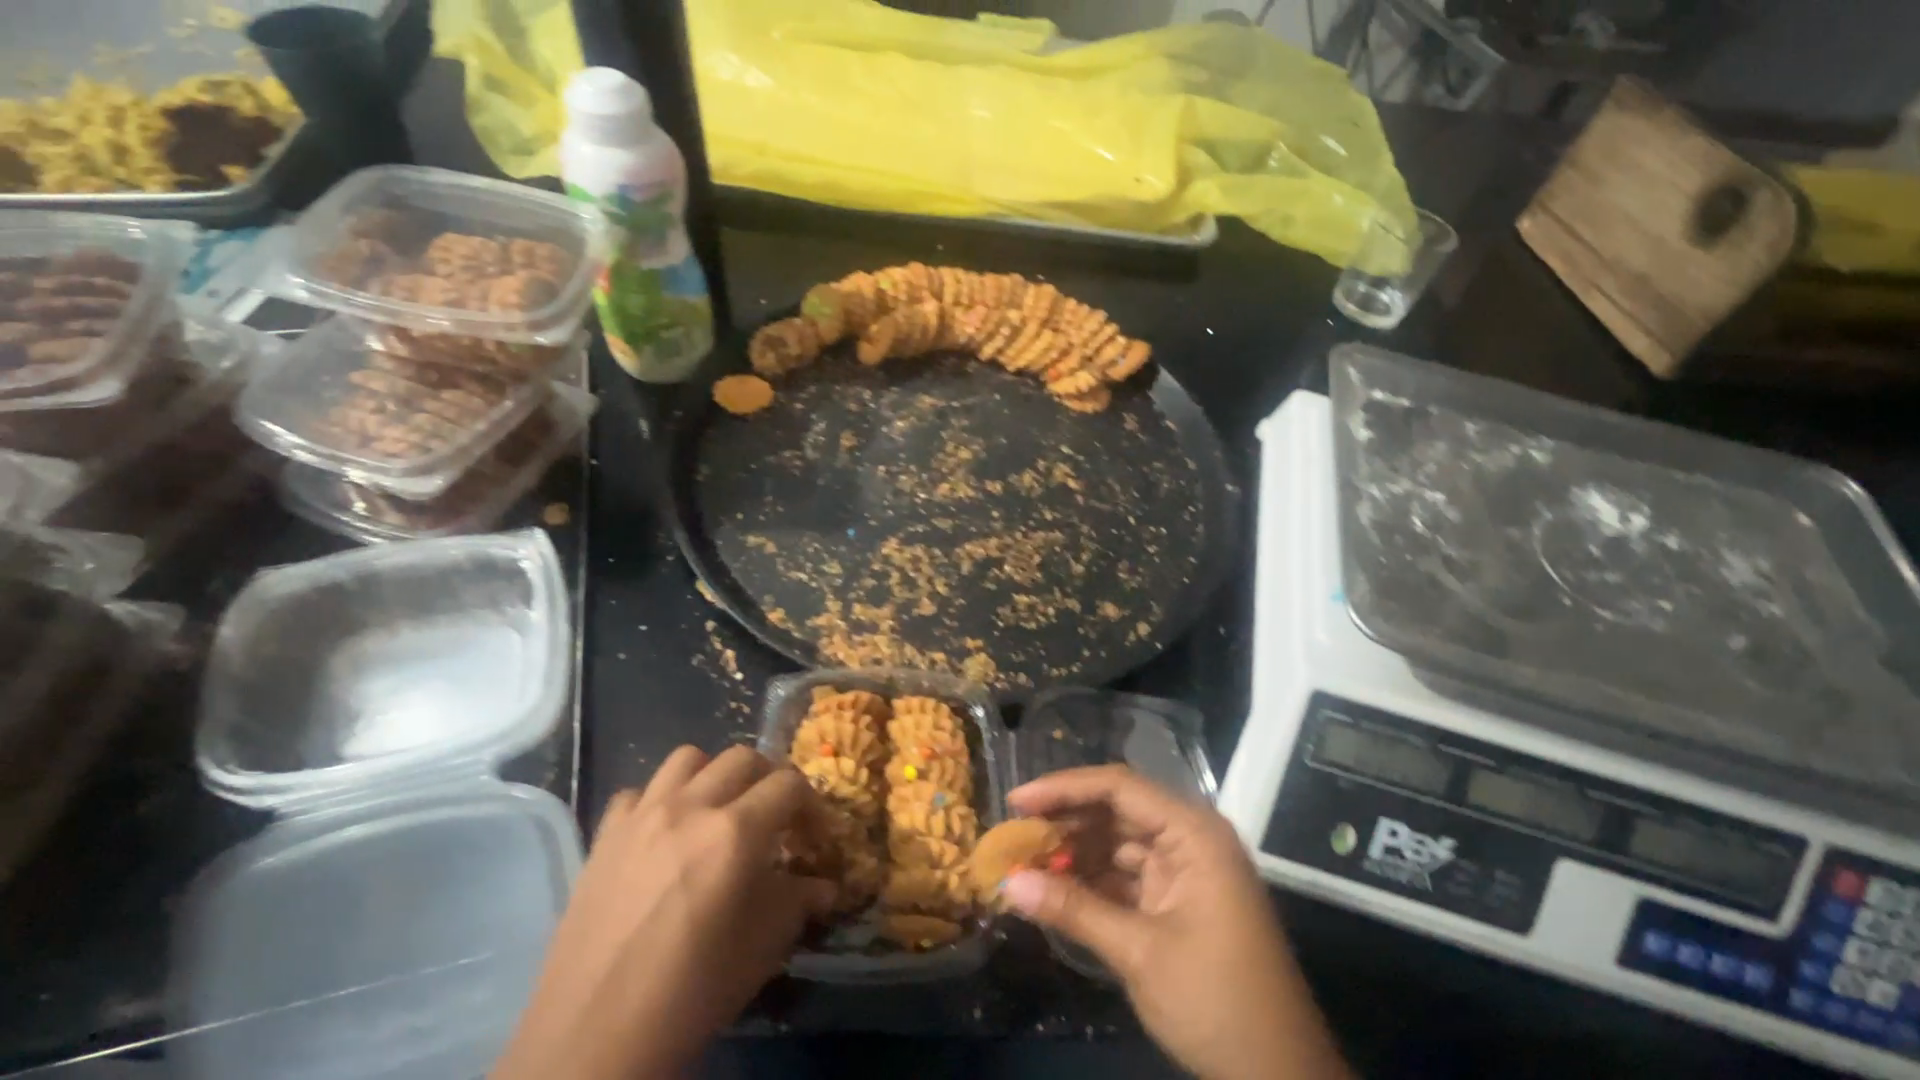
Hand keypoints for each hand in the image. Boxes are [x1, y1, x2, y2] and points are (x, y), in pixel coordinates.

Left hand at [492, 746, 835, 1079]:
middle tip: (775, 820)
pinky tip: (664, 836)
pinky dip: (660, 801)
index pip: (789, 784)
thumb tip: (822, 886)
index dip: (811, 806)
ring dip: (714, 776)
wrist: (597, 1032)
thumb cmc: (693, 991)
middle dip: (769, 780)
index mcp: (736, 832)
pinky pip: (638, 792)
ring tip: (721, 813)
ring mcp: (640, 816)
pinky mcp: (604, 836)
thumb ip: (796, 903)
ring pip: (687, 759)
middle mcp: (689, 807)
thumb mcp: (762, 949)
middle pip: (741, 758)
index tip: (814, 839)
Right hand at [1004, 766, 1351, 1079]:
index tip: (1014, 802)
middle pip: (1118, 812)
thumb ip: (1074, 909)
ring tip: (1022, 862)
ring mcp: (1186, 874)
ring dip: (1073, 854)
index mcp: (1194, 835)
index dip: (1064, 789)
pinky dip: (1090, 883)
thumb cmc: (1216, 1000)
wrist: (1280, 1074)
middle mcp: (1191, 842)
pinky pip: (1126, 878)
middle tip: (1011, 836)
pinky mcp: (1179, 905)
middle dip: (1064, 822)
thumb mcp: (1139, 952)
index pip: (1120, 789)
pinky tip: (1051, 889)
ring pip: (1118, 845)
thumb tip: (1008, 881)